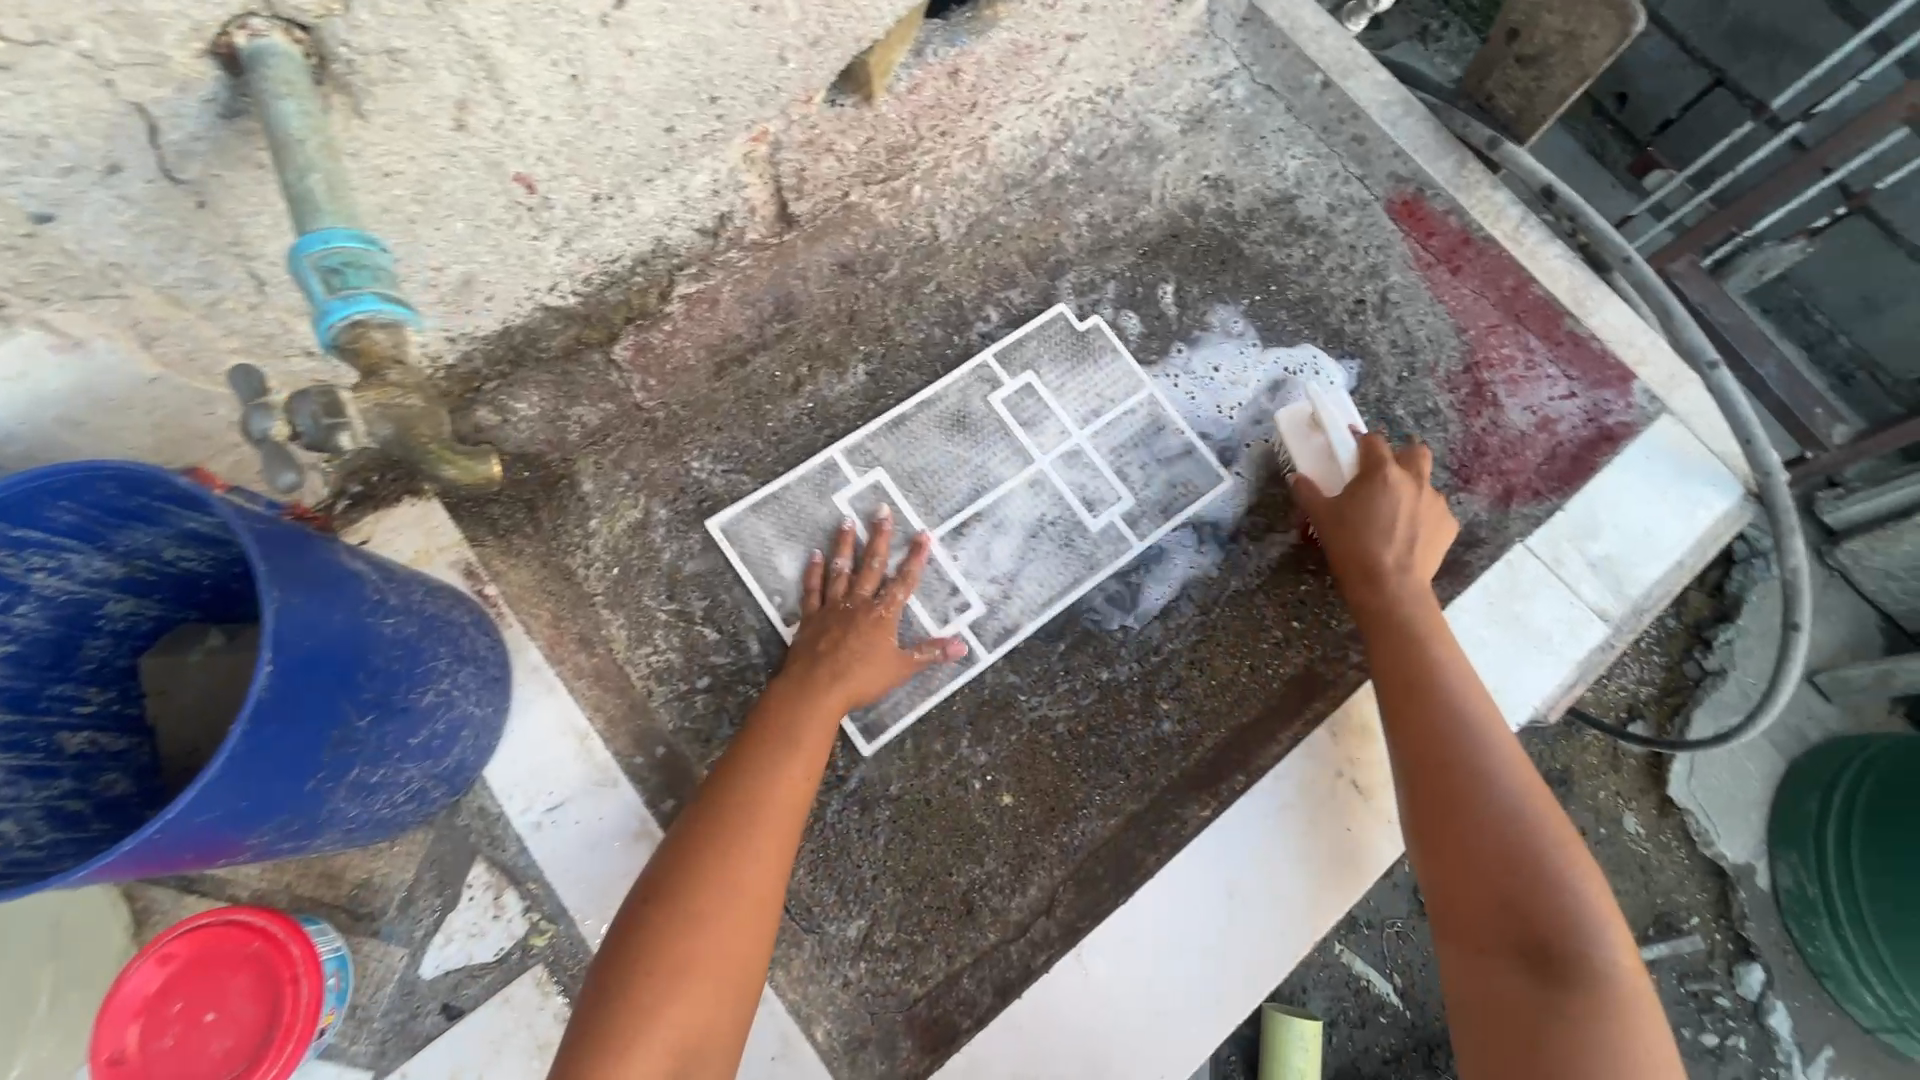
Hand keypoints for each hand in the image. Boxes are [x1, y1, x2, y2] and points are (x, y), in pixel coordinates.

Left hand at [774, 506, 967, 715]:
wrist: (815, 689)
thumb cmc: (861, 680)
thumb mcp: (901, 669)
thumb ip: (930, 653)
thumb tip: (962, 647)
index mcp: (883, 615)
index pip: (904, 581)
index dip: (915, 557)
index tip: (923, 534)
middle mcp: (859, 603)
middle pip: (871, 565)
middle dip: (879, 537)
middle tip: (881, 510)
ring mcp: (832, 607)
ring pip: (841, 570)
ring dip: (844, 544)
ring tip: (846, 520)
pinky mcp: (810, 617)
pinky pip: (813, 589)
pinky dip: (814, 571)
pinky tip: (814, 554)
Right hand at [1292, 432, 1458, 614]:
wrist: (1389, 586)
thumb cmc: (1350, 546)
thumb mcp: (1321, 518)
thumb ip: (1308, 492)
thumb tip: (1296, 477)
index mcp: (1381, 472)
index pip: (1374, 441)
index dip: (1362, 441)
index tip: (1353, 447)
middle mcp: (1414, 480)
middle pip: (1415, 451)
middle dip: (1402, 455)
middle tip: (1384, 474)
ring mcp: (1436, 502)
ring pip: (1427, 483)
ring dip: (1412, 489)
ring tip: (1395, 512)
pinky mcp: (1449, 524)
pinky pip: (1435, 512)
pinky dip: (1422, 517)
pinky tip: (1408, 535)